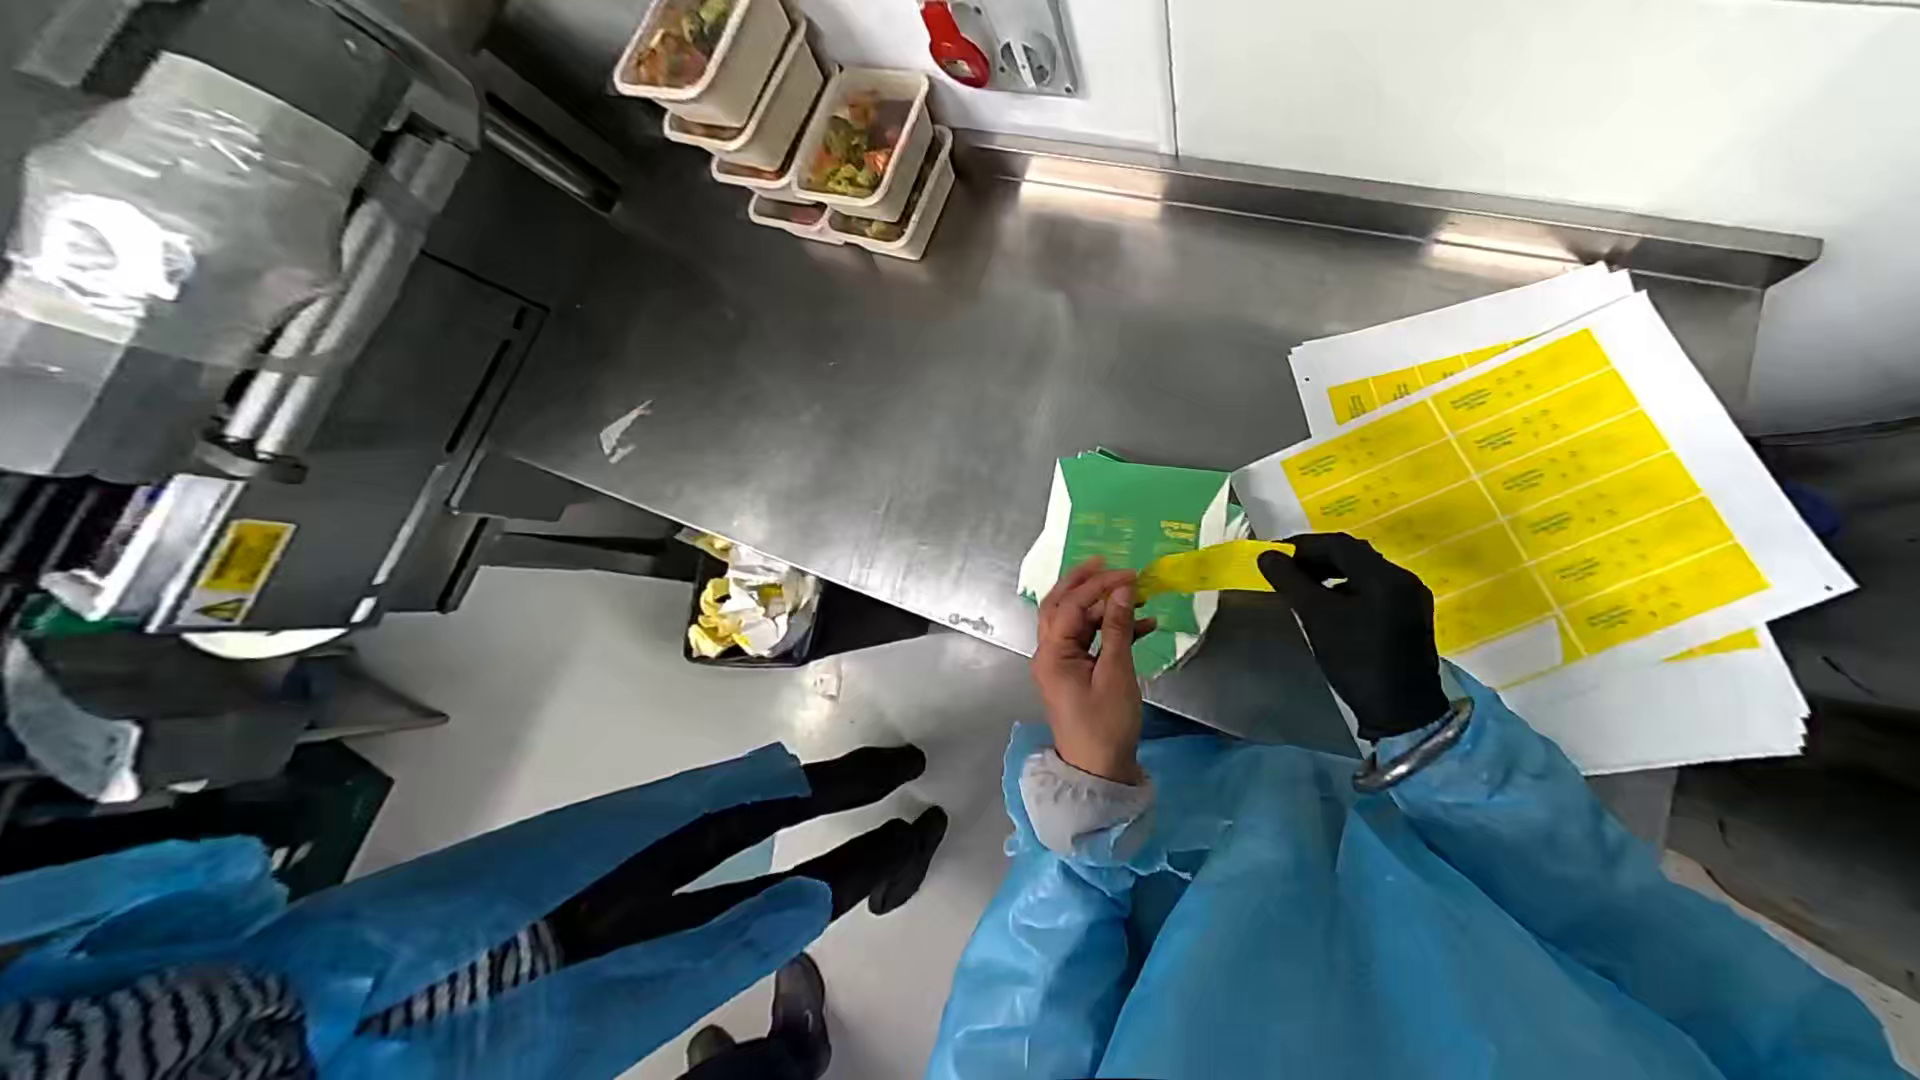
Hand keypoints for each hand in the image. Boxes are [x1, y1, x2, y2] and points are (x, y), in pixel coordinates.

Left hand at [1030, 558, 1158, 782]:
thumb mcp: (1115, 674)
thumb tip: (1121, 591)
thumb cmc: (1105, 725)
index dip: (1098, 586)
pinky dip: (1111, 629)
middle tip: (1107, 564)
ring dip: (1102, 606)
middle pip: (1061, 606)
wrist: (1100, 772)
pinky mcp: (1076, 672)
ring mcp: (1061, 663)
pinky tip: (1143, 624)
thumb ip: (1117, 629)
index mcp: (1051, 653)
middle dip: (1084, 583)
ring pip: (1077, 622)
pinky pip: (1090, 641)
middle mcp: (1050, 653)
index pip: (1070, 606)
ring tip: (1134, 593)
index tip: (1129, 576)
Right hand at [1258, 533, 1448, 739]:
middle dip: (1316, 557)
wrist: (1399, 710)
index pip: (1338, 544)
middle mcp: (1403, 580)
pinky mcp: (1408, 616)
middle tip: (1285, 570)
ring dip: (1330, 572)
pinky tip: (1329, 603)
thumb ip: (1290, 582)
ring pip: (1363, 572)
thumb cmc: (1355, 659)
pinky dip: (1346, 587)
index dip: (1302, 545)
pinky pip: (1372, 589)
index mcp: (1384, 576)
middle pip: (1353, 555)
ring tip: (1302, 585)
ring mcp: (1410, 598)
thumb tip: (1267, 556)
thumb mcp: (1317, 617)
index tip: (1274, 555)